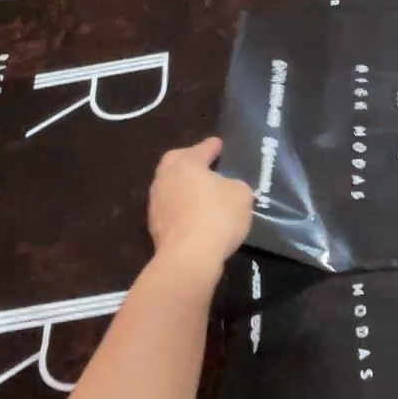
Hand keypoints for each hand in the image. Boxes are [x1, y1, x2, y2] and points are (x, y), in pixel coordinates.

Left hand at [147, 138, 253, 265]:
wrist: (190, 255)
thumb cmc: (218, 216)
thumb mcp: (241, 194)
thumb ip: (234, 184)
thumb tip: (227, 187)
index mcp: (186, 165)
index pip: (201, 149)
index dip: (212, 146)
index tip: (219, 143)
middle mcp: (166, 179)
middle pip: (174, 161)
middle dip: (188, 158)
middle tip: (203, 161)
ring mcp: (156, 203)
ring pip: (169, 184)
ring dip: (183, 184)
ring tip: (200, 189)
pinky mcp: (156, 225)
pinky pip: (170, 206)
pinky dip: (181, 204)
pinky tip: (194, 211)